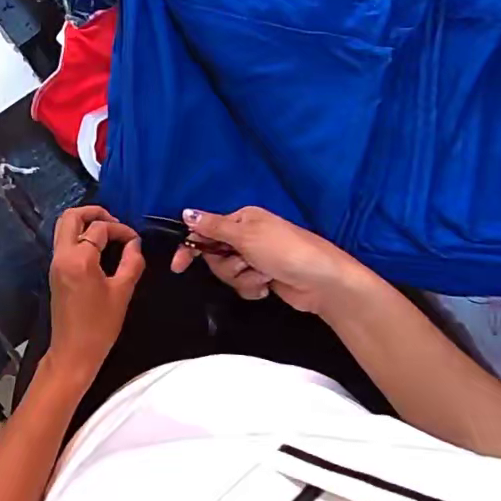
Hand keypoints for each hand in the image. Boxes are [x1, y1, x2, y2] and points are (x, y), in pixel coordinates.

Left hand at [44, 205, 144, 380]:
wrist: (73, 351)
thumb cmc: (100, 325)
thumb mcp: (122, 292)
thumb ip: (131, 262)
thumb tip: (135, 244)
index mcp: (79, 258)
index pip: (100, 228)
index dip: (121, 229)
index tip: (135, 240)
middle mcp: (62, 255)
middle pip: (70, 216)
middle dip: (94, 212)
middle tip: (115, 222)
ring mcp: (55, 263)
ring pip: (63, 227)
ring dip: (84, 223)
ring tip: (109, 232)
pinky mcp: (54, 271)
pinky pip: (63, 242)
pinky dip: (79, 236)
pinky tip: (99, 247)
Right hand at [169, 206, 374, 315]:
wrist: (322, 282)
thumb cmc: (285, 251)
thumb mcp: (246, 235)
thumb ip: (212, 227)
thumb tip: (186, 212)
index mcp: (242, 219)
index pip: (205, 231)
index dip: (190, 247)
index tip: (178, 266)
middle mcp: (246, 236)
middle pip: (214, 255)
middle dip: (227, 265)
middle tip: (245, 264)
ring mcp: (255, 258)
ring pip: (227, 273)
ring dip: (243, 278)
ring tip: (264, 275)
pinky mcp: (262, 278)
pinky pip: (242, 286)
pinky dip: (252, 288)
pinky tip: (268, 285)